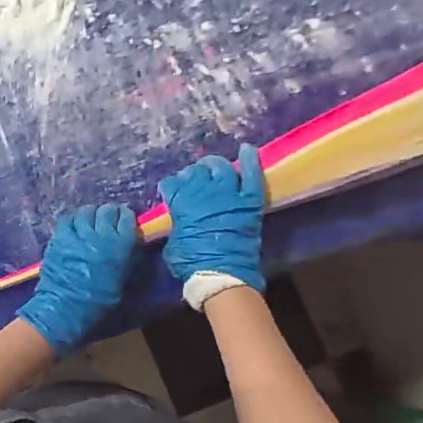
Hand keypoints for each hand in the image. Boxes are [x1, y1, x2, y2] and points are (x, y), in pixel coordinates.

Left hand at [16, 204, 137, 354]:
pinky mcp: (60, 237)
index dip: (125, 215)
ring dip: (89, 214)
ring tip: (88, 221)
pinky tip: (72, 226)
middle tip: (105, 219)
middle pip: (107, 210)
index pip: (127, 218)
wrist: (66, 306)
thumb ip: (126, 256)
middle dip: (108, 213)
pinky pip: (67, 219)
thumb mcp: (121, 278)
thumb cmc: (98, 299)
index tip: (122, 218)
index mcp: (120, 246)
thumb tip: (127, 242)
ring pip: (86, 211)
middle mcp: (101, 235)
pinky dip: (71, 220)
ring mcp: (78, 234)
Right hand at [158, 153, 266, 294]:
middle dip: (191, 173)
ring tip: (212, 165)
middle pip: (196, 171)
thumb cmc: (190, 263)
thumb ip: (176, 224)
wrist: (221, 274)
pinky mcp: (249, 201)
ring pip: (221, 167)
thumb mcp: (172, 241)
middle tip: (192, 178)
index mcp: (181, 202)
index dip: (170, 185)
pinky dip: (249, 160)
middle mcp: (204, 193)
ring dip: (214, 164)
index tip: (171, 190)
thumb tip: (178, 219)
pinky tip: (245, 149)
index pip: (171, 183)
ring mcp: (229, 194)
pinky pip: (251, 175)